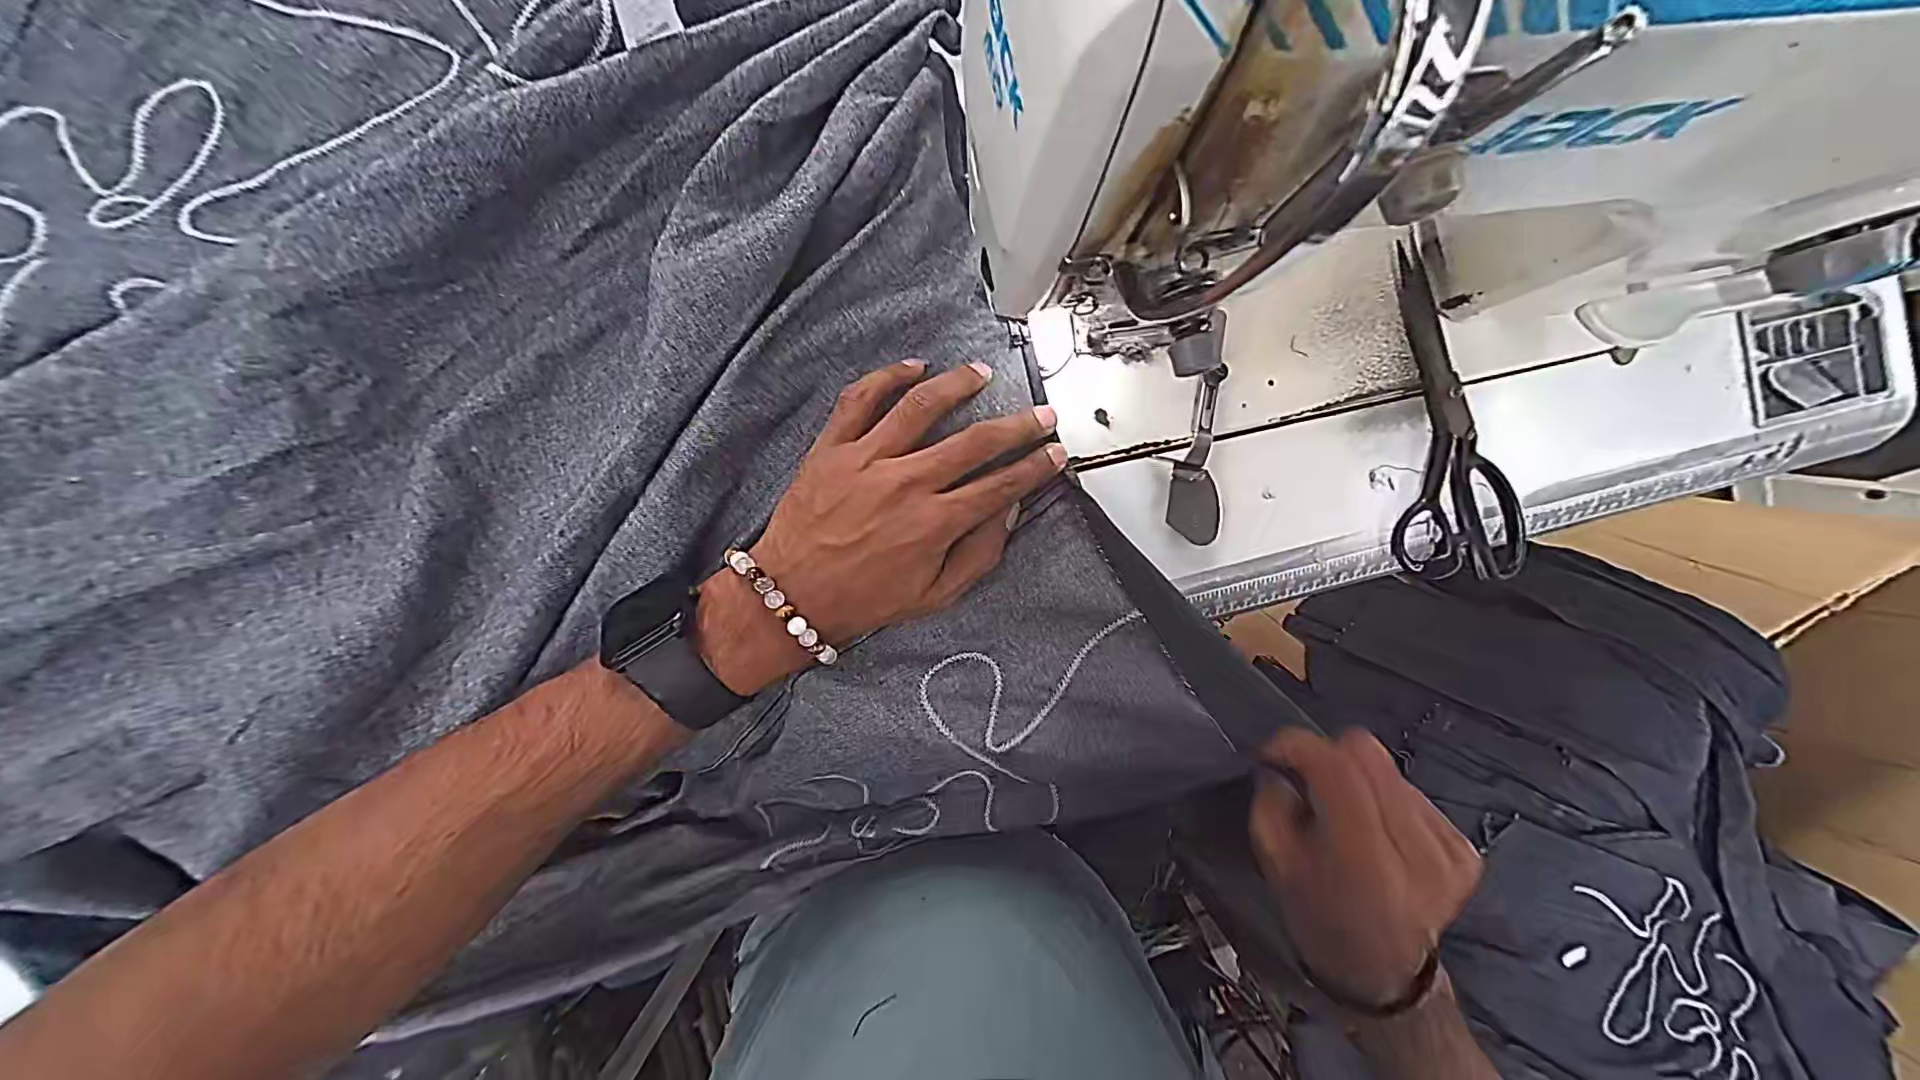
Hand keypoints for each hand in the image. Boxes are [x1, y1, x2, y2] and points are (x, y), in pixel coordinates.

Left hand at [697, 360, 1064, 693]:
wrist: (794, 595)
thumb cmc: (862, 598)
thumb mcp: (934, 595)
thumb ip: (978, 555)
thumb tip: (1006, 514)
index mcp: (933, 523)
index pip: (1000, 484)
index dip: (1035, 466)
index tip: (1053, 454)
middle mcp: (905, 485)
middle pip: (975, 441)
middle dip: (1018, 425)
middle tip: (1040, 415)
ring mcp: (866, 461)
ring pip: (922, 405)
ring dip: (959, 384)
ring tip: (981, 374)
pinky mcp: (833, 449)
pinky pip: (860, 399)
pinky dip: (888, 376)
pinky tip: (913, 367)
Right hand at [1249, 729, 1481, 1009]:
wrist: (1382, 973)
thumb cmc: (1317, 917)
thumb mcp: (1273, 862)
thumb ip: (1271, 803)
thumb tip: (1283, 765)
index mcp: (1363, 861)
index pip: (1334, 766)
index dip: (1296, 744)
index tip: (1270, 751)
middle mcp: (1415, 851)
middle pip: (1364, 752)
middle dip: (1324, 756)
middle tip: (1305, 781)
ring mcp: (1448, 850)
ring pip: (1387, 766)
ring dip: (1355, 778)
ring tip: (1342, 813)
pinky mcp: (1466, 850)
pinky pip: (1411, 789)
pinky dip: (1384, 799)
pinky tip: (1375, 829)